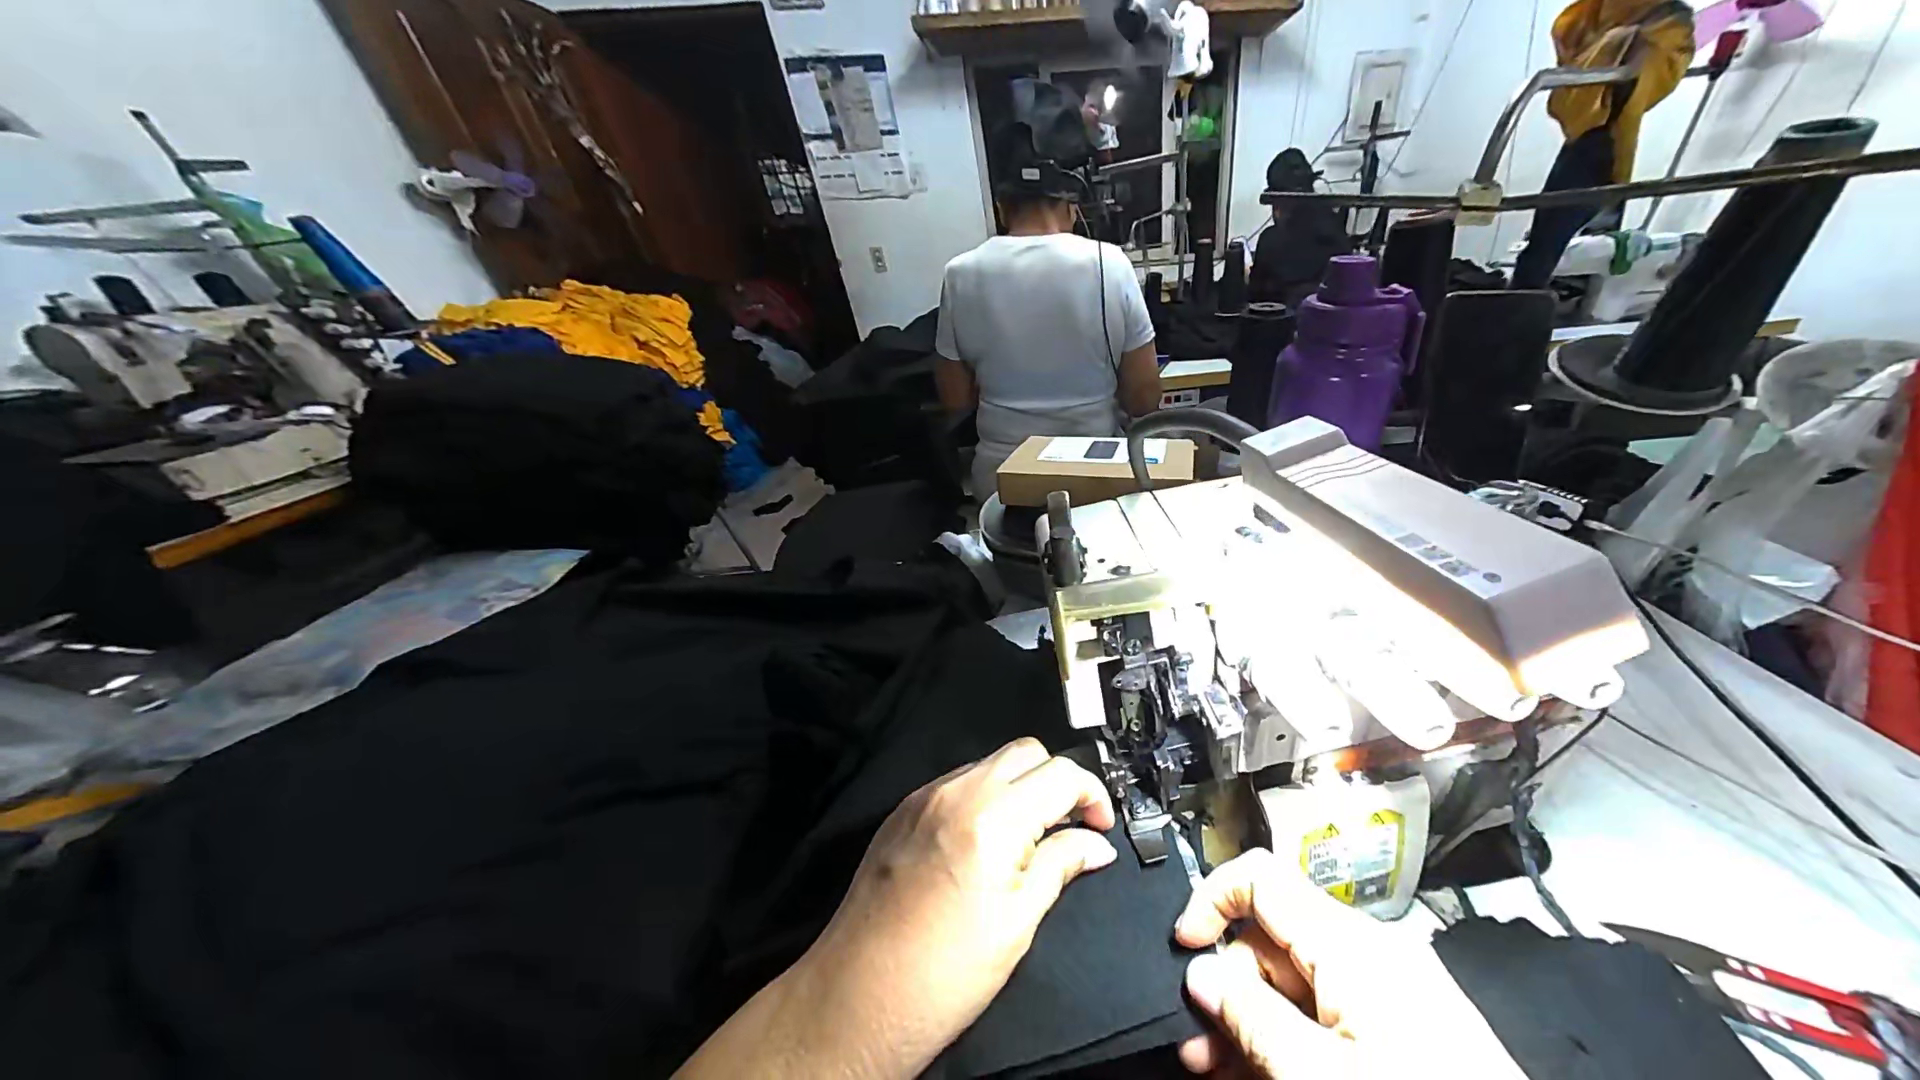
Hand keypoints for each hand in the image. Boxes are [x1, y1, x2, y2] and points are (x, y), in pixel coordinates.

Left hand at [674, 738, 1116, 1079]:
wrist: (857, 994)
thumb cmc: (945, 973)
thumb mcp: (1017, 923)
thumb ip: (1060, 867)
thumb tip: (1095, 844)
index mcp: (992, 817)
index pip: (1060, 773)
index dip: (1091, 794)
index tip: (1098, 826)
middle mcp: (956, 791)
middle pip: (1025, 752)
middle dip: (1055, 780)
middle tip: (1067, 826)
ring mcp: (923, 796)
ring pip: (989, 762)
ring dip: (1019, 785)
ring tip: (1027, 838)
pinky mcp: (902, 809)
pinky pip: (957, 781)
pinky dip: (984, 795)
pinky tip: (985, 840)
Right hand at [1171, 849, 1521, 1078]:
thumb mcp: (1318, 1076)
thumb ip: (1249, 1016)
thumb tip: (1200, 973)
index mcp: (1353, 945)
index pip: (1262, 878)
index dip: (1211, 900)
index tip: (1184, 945)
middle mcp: (1370, 956)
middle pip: (1272, 938)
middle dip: (1225, 982)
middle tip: (1195, 1039)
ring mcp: (1388, 998)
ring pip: (1293, 985)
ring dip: (1246, 1020)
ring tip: (1213, 1067)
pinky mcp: (1402, 1036)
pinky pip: (1324, 1019)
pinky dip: (1285, 1039)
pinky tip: (1255, 1070)